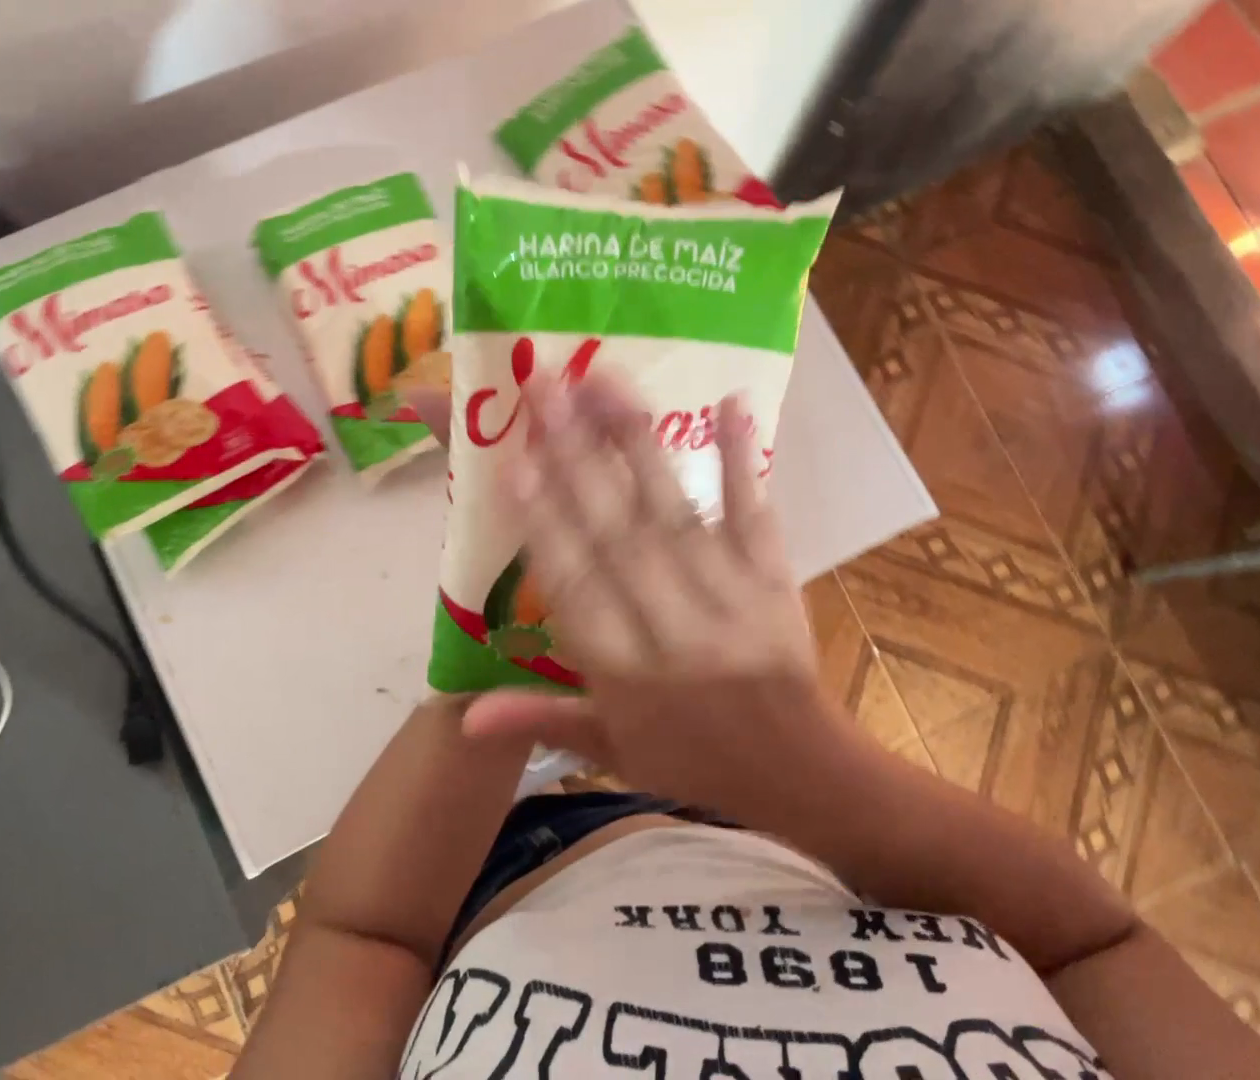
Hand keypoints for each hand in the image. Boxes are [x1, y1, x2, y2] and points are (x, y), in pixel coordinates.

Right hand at [415, 370, 845, 819]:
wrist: (798, 770)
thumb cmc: (691, 757)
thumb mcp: (610, 750)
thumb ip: (538, 719)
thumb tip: (461, 716)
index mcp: (623, 670)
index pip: (575, 585)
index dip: (544, 522)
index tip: (514, 460)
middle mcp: (669, 624)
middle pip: (618, 533)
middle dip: (577, 456)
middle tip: (545, 384)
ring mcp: (726, 594)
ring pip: (674, 512)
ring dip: (637, 443)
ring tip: (605, 376)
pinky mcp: (773, 578)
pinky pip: (755, 515)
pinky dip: (742, 460)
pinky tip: (732, 401)